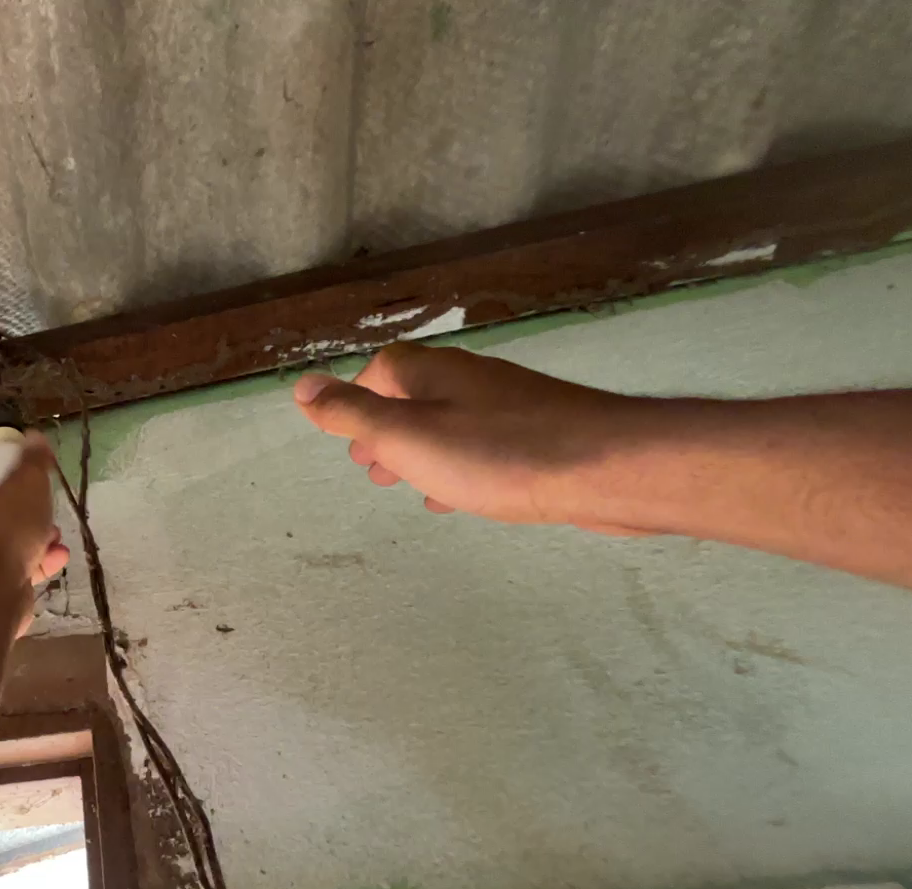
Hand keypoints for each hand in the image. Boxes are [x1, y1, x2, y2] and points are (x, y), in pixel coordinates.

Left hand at [0, 432, 70, 590]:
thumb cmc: (6, 526)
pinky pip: (21, 568)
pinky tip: (58, 558)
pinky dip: (40, 562)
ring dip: (38, 540)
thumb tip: (34, 435)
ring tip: (57, 538)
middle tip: (45, 513)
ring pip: (11, 545)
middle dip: (25, 516)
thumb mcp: (27, 484)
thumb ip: (33, 462)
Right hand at [293, 343, 655, 534]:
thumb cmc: (495, 452)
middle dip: (384, 427)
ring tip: (401, 483)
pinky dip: (454, 466)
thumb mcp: (404, 435)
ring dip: (417, 450)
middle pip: (414, 395)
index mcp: (434, 374)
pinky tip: (455, 496)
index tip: (347, 432)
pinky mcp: (539, 436)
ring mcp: (509, 407)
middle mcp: (470, 380)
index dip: (358, 394)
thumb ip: (350, 413)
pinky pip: (479, 446)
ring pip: (446, 423)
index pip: (383, 368)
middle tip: (367, 465)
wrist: (610, 469)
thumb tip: (301, 385)